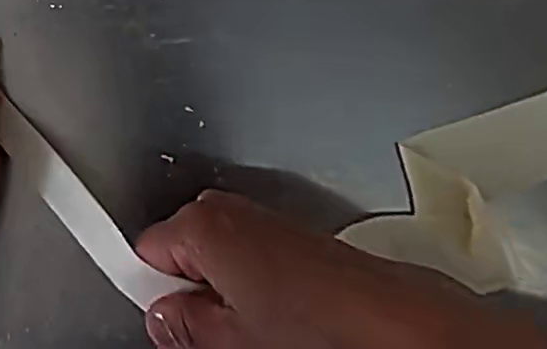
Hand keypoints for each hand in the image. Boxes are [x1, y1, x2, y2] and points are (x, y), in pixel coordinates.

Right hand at [135, 191, 546, 348]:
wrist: (402, 328)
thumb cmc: (320, 330)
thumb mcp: (233, 345)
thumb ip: (185, 328)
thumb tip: (164, 321)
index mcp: (201, 225)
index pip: (144, 247)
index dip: (148, 285)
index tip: (156, 312)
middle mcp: (227, 210)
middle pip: (181, 246)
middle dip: (190, 287)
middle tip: (213, 334)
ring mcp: (261, 219)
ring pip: (218, 254)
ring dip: (226, 289)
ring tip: (258, 329)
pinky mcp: (291, 232)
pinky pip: (253, 255)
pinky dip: (258, 283)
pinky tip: (285, 320)